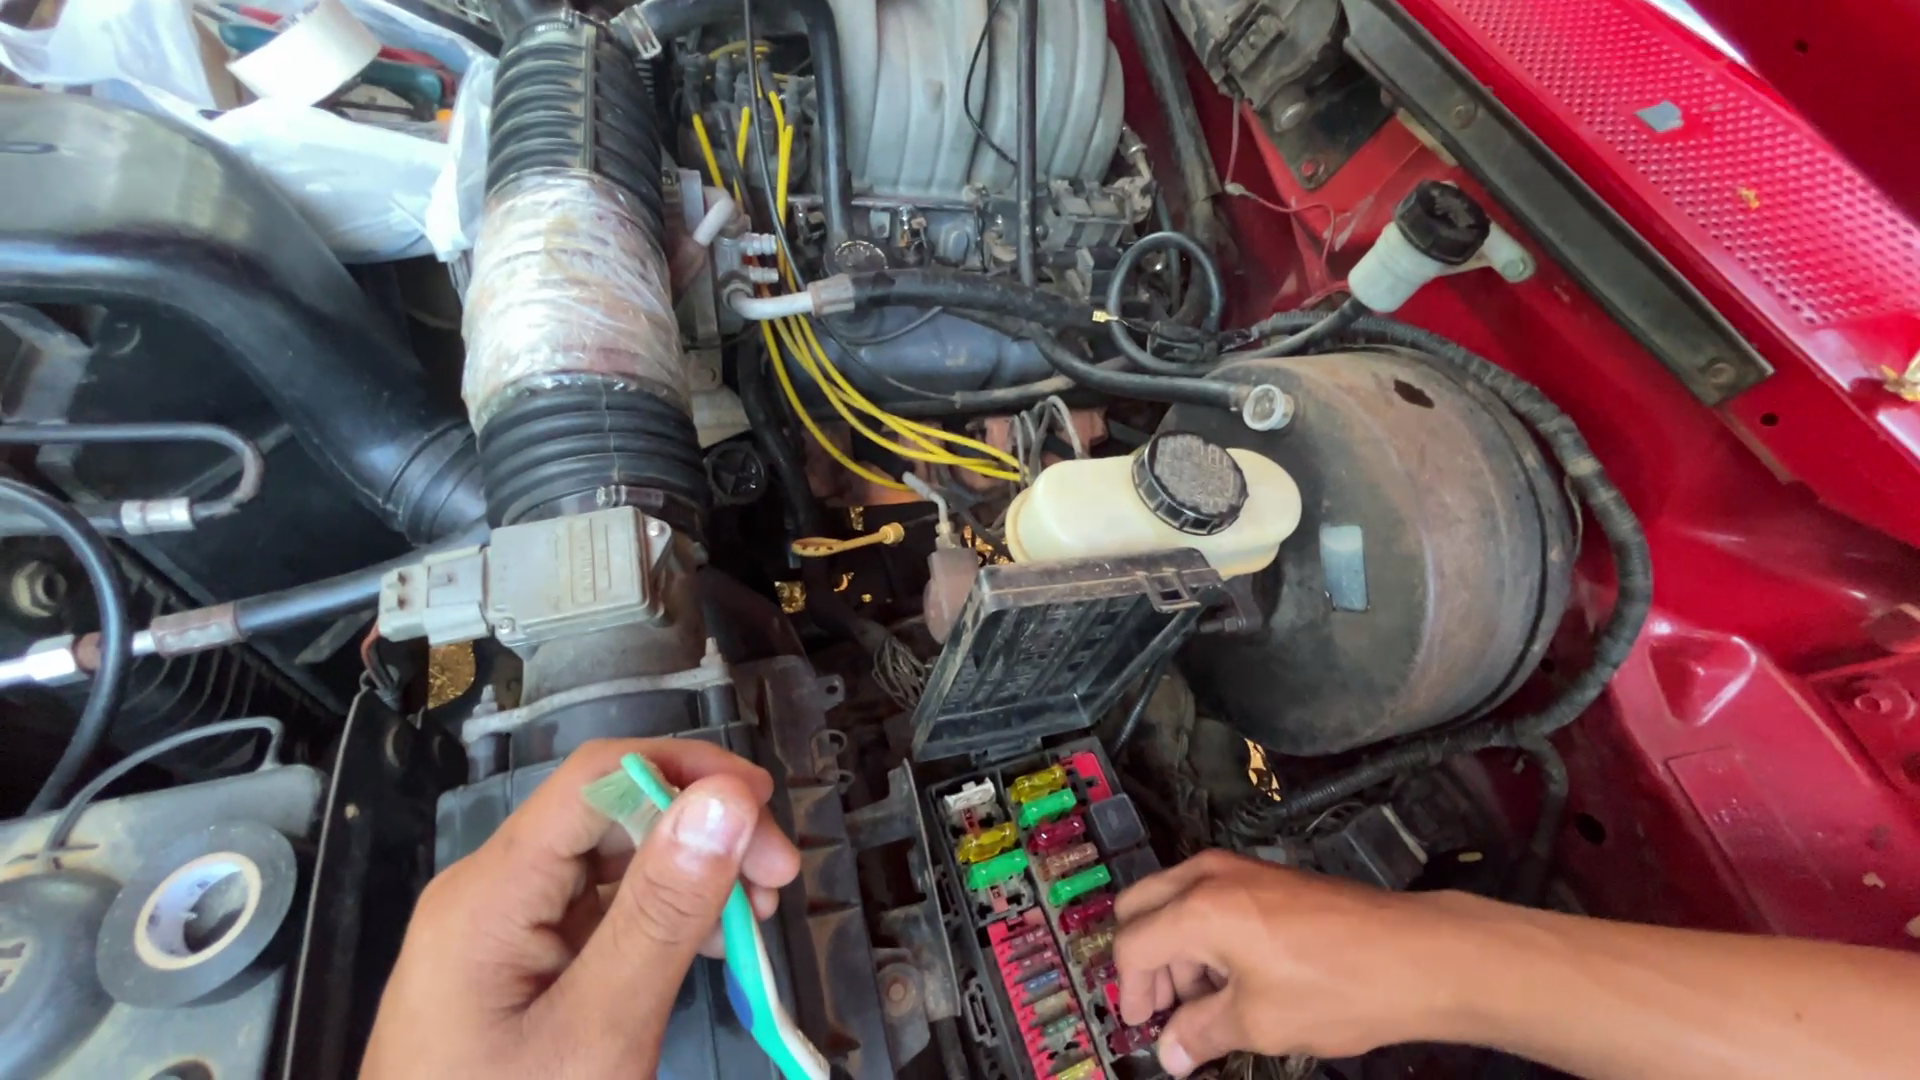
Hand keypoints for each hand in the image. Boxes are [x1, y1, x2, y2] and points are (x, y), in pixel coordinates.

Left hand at [362, 738, 800, 1078]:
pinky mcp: (528, 958)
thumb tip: (728, 794)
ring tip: (755, 914)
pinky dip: (671, 909)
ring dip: (696, 869)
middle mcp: (494, 888)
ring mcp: (509, 925)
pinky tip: (710, 940)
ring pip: (620, 855)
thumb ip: (663, 911)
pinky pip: (611, 903)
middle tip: (778, 878)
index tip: (765, 809)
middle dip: (704, 829)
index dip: (688, 770)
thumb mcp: (598, 1036)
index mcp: (490, 892)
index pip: (599, 777)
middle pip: (614, 813)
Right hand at [1113, 850, 1479, 1074]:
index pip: (1133, 944)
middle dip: (1141, 959)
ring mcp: (1231, 867)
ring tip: (1203, 1001)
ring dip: (1171, 946)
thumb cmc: (1333, 990)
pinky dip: (1198, 930)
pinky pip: (1202, 893)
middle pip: (1138, 906)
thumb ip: (1201, 1034)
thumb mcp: (1260, 1023)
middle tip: (1160, 1007)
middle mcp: (1203, 875)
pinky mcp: (1257, 873)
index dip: (1129, 991)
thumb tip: (1169, 1054)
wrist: (1414, 954)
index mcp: (1196, 909)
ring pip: (1170, 899)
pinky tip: (1230, 974)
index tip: (1141, 1026)